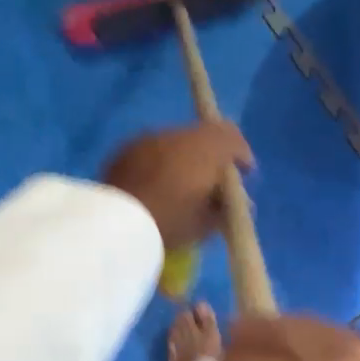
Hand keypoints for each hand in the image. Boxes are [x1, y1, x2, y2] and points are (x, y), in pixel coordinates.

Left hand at [101, 120, 253, 250]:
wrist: (114, 226)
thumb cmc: (170, 224)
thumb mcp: (207, 225)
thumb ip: (228, 208)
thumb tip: (240, 201)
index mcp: (204, 149)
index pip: (232, 137)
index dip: (241, 154)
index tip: (244, 174)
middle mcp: (177, 135)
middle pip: (204, 136)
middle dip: (213, 156)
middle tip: (214, 183)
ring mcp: (148, 139)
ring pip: (177, 142)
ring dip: (185, 159)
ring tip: (183, 187)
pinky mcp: (126, 149)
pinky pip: (154, 151)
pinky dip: (162, 164)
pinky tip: (157, 187)